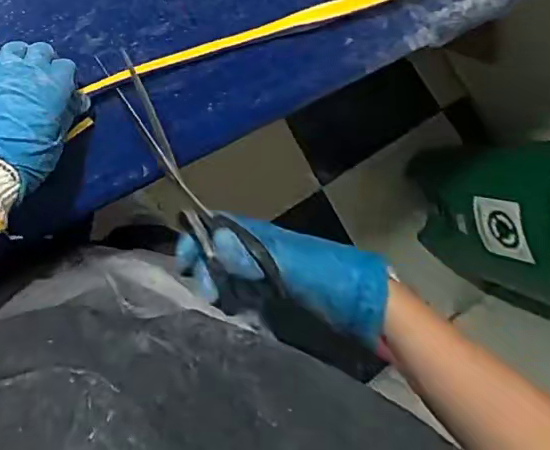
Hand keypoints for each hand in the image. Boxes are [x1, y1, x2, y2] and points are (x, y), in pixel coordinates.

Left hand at [0, 42, 85, 228]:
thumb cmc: (32, 153)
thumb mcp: (59, 135)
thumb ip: (69, 112)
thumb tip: (79, 100)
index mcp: (56, 83)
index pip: (66, 66)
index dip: (65, 78)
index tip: (61, 90)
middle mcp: (32, 69)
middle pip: (42, 50)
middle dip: (44, 61)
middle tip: (40, 79)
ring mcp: (6, 71)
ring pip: (15, 48)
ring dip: (20, 58)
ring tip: (18, 72)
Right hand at [177, 215, 388, 343]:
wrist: (367, 313)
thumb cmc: (331, 280)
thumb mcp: (294, 263)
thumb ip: (256, 253)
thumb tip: (215, 241)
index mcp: (266, 238)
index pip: (223, 228)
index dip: (200, 238)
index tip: (182, 258)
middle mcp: (263, 256)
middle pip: (221, 255)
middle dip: (203, 267)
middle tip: (197, 289)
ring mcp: (268, 283)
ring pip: (229, 279)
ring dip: (213, 289)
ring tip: (204, 305)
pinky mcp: (274, 309)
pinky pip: (242, 304)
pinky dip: (228, 309)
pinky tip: (221, 321)